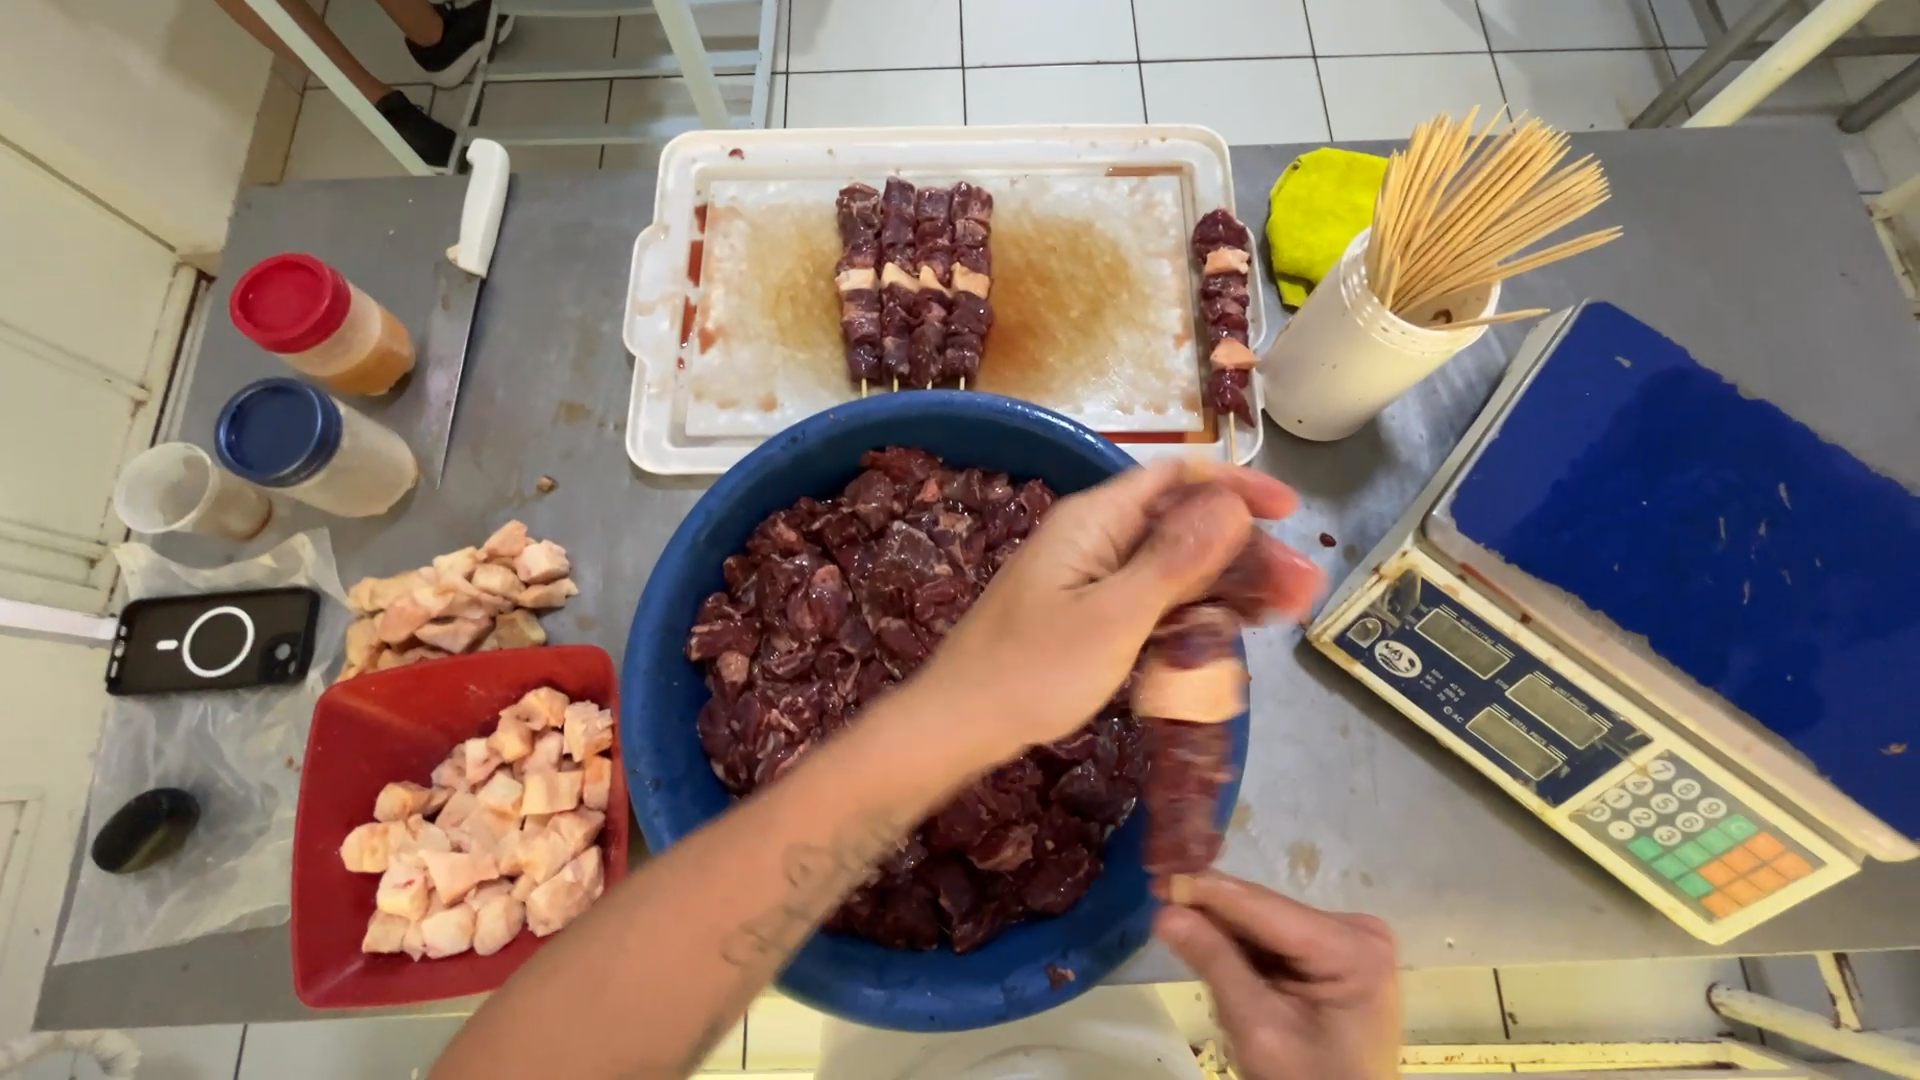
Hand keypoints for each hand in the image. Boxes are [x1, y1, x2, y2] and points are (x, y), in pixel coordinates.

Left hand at [916, 460, 1322, 758]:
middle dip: (1244, 549)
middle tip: (1302, 588)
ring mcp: (1086, 578)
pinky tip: (1226, 631)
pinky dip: (1188, 610)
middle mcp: (1092, 538)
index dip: (1234, 486)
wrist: (959, 723)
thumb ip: (1173, 560)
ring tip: (1283, 611)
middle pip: (1179, 525)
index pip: (1174, 478)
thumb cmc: (1033, 670)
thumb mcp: (1113, 616)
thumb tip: (1230, 503)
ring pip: (1168, 566)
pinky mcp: (1085, 615)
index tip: (1289, 509)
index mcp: (1093, 520)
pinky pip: (1147, 600)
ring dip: (1224, 583)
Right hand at [1158, 873, 1400, 1079]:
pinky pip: (1272, 934)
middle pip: (1261, 909)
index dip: (1204, 890)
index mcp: (1352, 947)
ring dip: (1222, 930)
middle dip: (1210, 912)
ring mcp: (1348, 937)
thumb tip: (1164, 913)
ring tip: (1184, 938)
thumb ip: (1215, 964)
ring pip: (1261, 919)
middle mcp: (1355, 929)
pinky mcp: (1335, 949)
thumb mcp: (1258, 1030)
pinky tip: (1217, 954)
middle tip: (1161, 912)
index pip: (1261, 904)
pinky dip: (1241, 945)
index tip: (1156, 884)